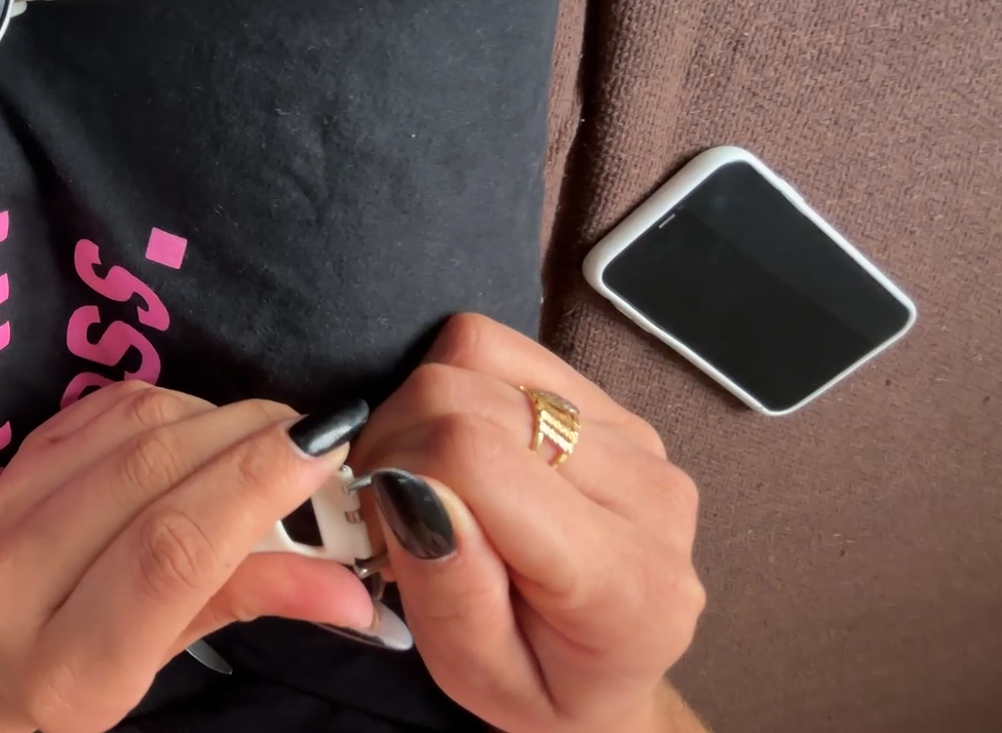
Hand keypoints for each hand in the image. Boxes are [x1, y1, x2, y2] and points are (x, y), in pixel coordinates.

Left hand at [0, 381, 376, 732]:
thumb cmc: (64, 686)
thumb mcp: (154, 670)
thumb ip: (246, 606)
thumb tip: (356, 590)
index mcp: (69, 661)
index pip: (172, 549)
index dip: (254, 486)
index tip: (322, 450)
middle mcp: (23, 574)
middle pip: (151, 470)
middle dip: (246, 434)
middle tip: (310, 432)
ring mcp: (7, 505)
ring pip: (128, 424)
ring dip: (212, 412)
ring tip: (261, 432)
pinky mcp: (11, 460)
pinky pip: (101, 405)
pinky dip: (167, 401)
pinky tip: (198, 423)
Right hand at [349, 314, 706, 732]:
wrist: (601, 670)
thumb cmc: (535, 681)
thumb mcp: (475, 674)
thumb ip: (448, 590)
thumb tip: (407, 483)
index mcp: (625, 580)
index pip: (474, 456)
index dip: (395, 465)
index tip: (378, 509)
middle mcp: (646, 491)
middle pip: (462, 395)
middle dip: (393, 434)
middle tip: (386, 491)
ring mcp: (629, 434)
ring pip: (474, 354)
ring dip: (416, 403)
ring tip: (421, 466)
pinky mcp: (600, 399)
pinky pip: (490, 343)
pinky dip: (447, 374)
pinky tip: (456, 435)